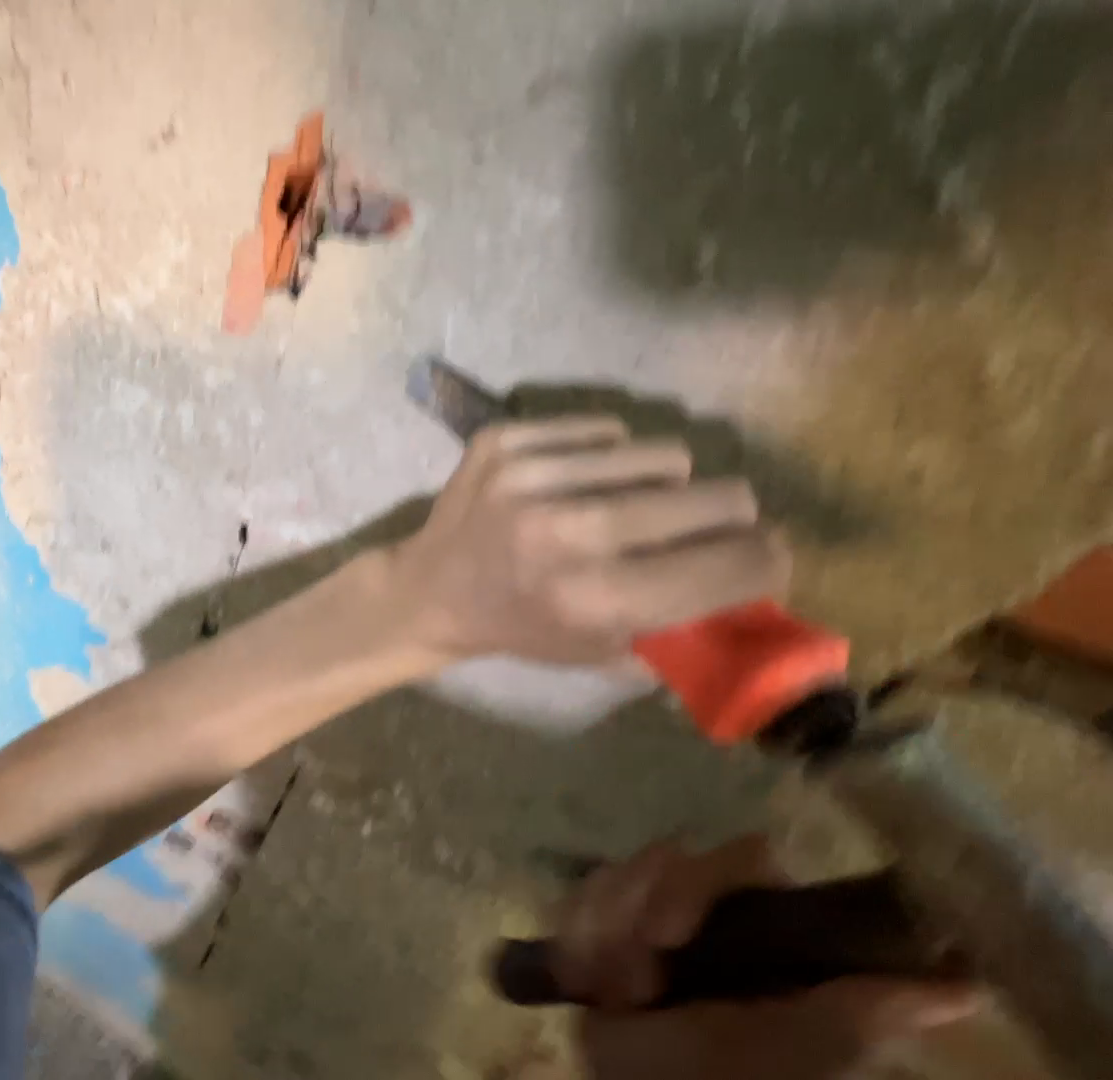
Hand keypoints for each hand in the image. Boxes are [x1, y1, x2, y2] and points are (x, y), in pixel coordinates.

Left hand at [390, 416, 789, 665]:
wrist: (430, 590)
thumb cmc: (519, 625)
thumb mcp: (600, 652)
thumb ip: (685, 628)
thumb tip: (767, 593)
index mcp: (594, 599)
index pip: (733, 564)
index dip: (768, 559)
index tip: (765, 555)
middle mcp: (563, 533)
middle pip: (712, 498)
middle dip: (729, 516)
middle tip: (710, 525)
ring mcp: (526, 479)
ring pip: (662, 455)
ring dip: (663, 482)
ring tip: (633, 504)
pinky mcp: (501, 444)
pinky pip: (602, 428)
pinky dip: (606, 454)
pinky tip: (580, 482)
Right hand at [556, 839, 981, 1079]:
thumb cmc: (721, 1078)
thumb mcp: (791, 1052)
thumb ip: (856, 1014)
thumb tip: (961, 984)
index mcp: (773, 926)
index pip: (741, 857)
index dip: (692, 884)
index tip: (667, 936)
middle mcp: (719, 907)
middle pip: (667, 857)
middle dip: (635, 912)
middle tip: (632, 980)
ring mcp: (658, 907)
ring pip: (619, 872)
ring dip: (604, 932)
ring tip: (614, 988)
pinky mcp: (607, 916)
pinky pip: (581, 893)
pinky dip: (578, 934)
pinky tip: (589, 977)